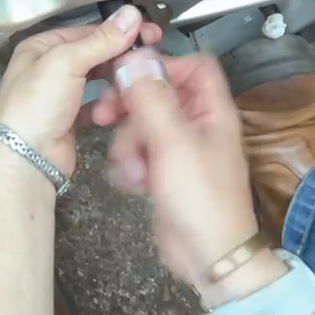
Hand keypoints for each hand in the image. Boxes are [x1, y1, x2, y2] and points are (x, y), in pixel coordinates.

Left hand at [0, 5, 146, 175]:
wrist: (26, 160)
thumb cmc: (36, 105)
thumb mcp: (67, 63)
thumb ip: (101, 40)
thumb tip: (130, 14)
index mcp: (41, 47)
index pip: (86, 31)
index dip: (118, 32)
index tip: (149, 34)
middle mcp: (48, 67)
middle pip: (94, 56)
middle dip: (119, 62)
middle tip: (149, 63)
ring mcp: (59, 94)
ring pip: (98, 82)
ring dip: (114, 87)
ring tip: (127, 94)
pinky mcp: (70, 119)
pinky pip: (97, 106)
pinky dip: (107, 108)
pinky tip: (115, 111)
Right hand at [103, 53, 263, 292]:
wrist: (208, 258)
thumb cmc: (199, 196)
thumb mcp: (172, 141)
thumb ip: (151, 96)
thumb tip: (135, 56)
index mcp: (211, 110)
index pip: (193, 65)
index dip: (163, 65)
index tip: (131, 76)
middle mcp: (196, 123)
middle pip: (156, 92)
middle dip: (129, 107)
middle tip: (103, 114)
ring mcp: (179, 147)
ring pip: (140, 122)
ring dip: (127, 144)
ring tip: (132, 169)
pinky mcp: (163, 169)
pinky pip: (137, 150)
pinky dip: (130, 163)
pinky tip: (133, 182)